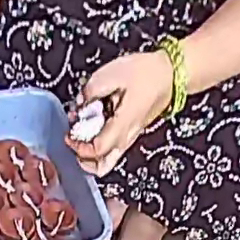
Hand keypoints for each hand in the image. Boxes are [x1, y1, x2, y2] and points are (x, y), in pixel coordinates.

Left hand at [69, 51, 172, 176]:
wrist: (170, 75)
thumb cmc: (146, 73)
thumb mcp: (114, 72)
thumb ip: (92, 90)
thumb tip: (79, 103)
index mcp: (121, 126)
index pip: (97, 150)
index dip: (79, 147)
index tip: (70, 135)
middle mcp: (125, 139)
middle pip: (101, 167)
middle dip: (83, 159)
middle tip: (74, 143)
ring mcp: (128, 139)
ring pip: (106, 163)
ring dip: (91, 157)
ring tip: (82, 138)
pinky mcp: (129, 135)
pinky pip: (111, 151)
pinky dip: (99, 146)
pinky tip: (94, 128)